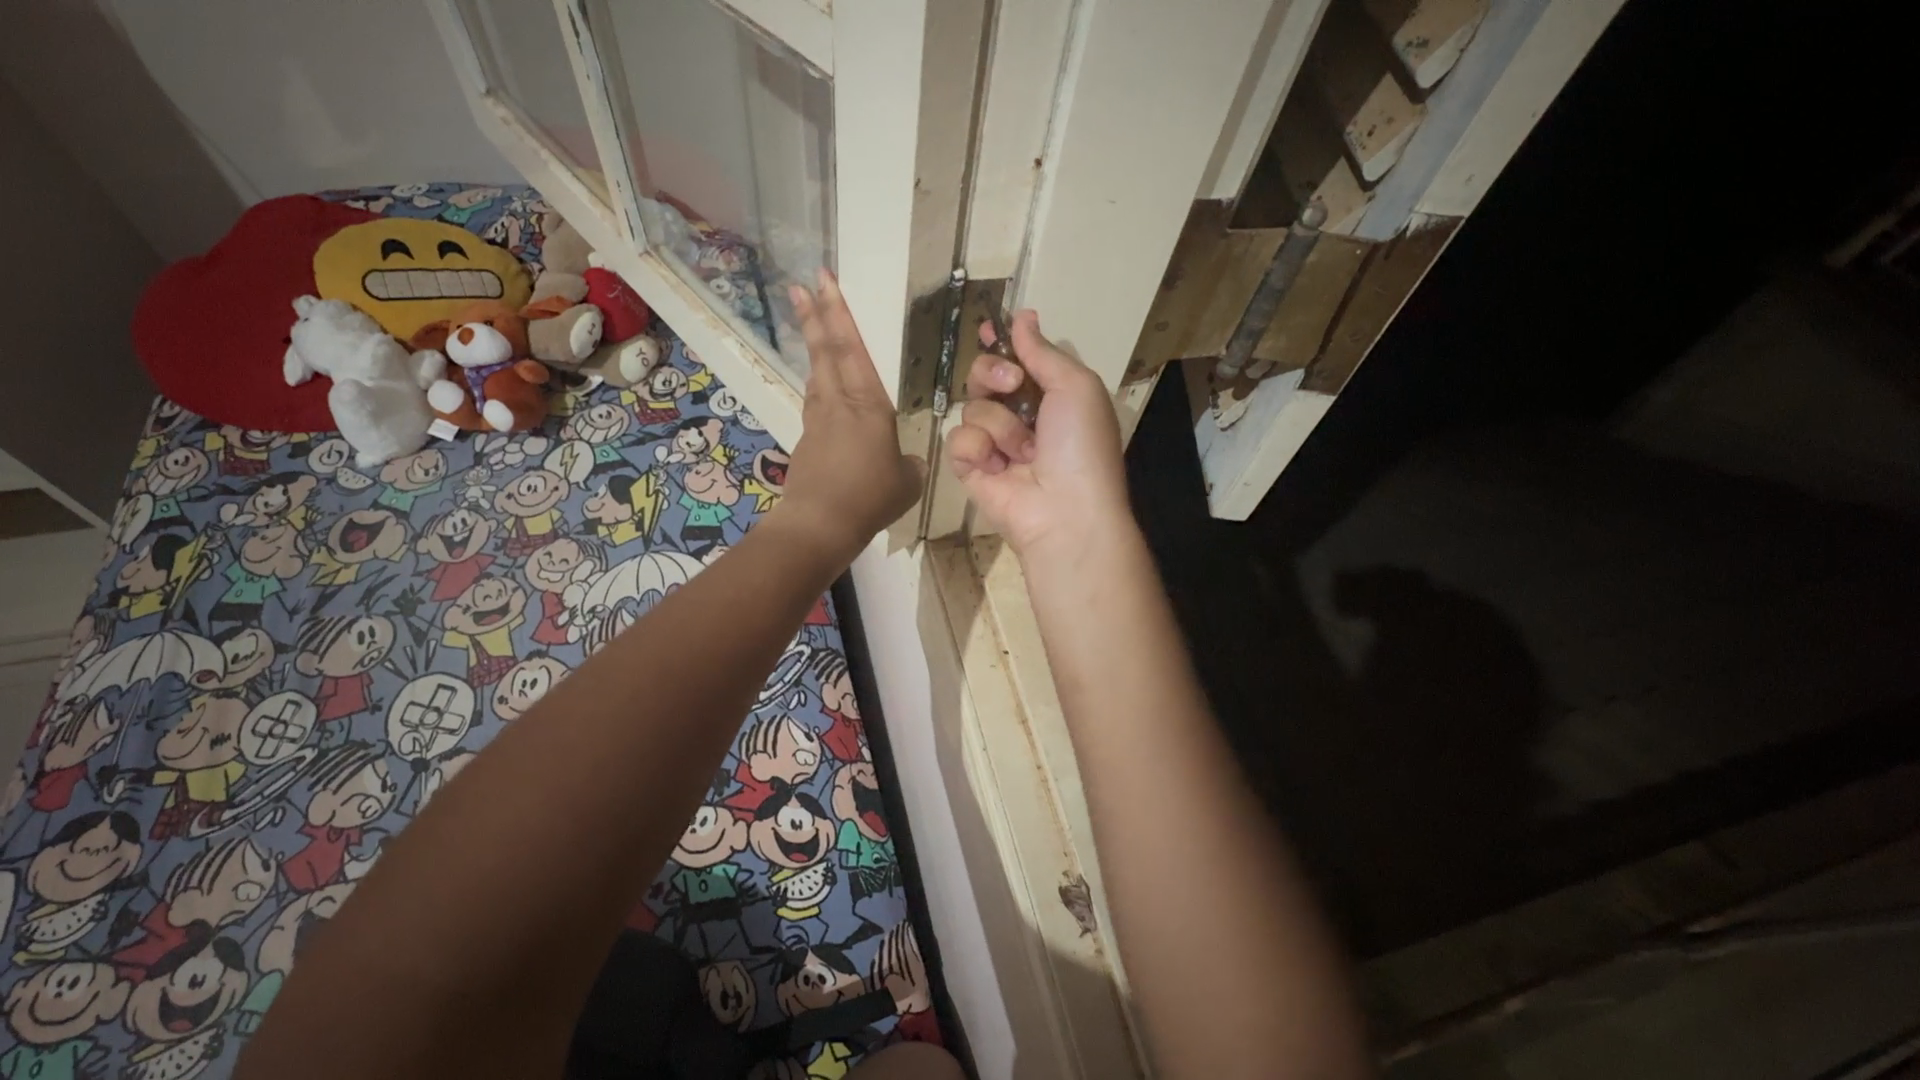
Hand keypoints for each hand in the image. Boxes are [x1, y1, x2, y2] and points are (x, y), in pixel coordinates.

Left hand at [776, 271, 925, 559]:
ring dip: (814, 346)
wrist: (820, 523)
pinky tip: (822, 389)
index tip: (825, 282)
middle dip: (816, 314)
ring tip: (812, 324)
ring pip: (817, 373)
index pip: (852, 348)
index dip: (839, 313)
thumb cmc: (871, 497)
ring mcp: (818, 420)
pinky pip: (815, 402)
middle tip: (803, 284)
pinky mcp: (807, 441)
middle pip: (826, 350)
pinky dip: (819, 386)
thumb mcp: (908, 482)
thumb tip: (907, 463)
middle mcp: (839, 402)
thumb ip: (910, 466)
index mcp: (869, 405)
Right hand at [948, 311, 1131, 561]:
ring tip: (1023, 451)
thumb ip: (1042, 351)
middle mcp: (1021, 416)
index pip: (1018, 359)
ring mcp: (995, 443)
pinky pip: (958, 439)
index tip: (990, 329)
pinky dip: (978, 450)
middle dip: (992, 373)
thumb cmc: (1081, 445)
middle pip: (984, 375)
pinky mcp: (972, 468)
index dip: (1002, 344)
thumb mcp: (1075, 386)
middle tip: (1010, 385)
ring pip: (972, 407)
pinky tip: (998, 469)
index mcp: (1051, 395)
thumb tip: (1022, 317)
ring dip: (999, 424)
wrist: (1065, 511)